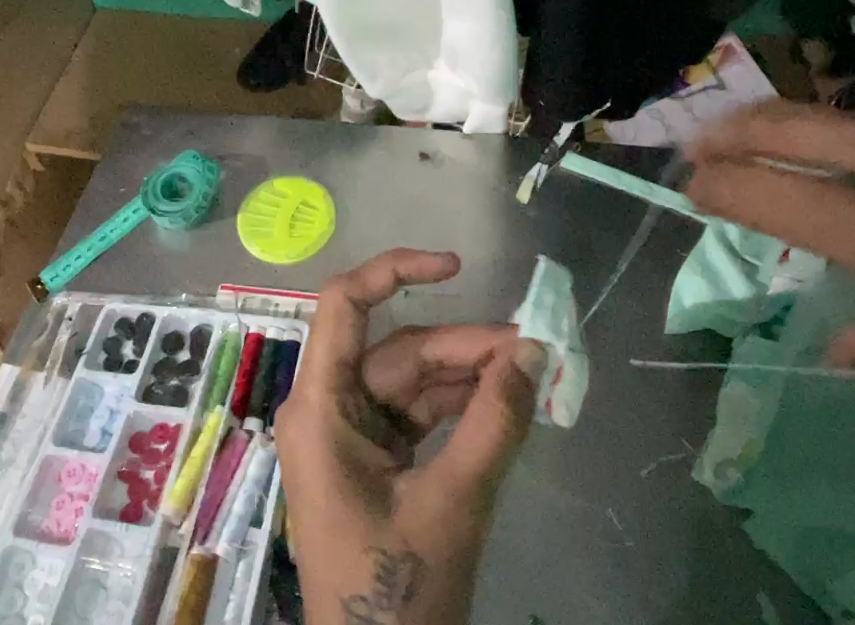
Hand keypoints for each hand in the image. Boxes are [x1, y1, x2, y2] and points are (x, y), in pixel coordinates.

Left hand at [277, 250, 546, 624]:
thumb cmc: (397, 588)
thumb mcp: (454, 502)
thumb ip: (494, 422)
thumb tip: (535, 352)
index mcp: (320, 407)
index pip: (344, 306)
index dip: (395, 271)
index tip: (457, 266)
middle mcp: (326, 409)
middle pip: (394, 350)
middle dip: (463, 346)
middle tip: (534, 349)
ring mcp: (349, 436)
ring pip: (409, 382)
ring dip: (468, 377)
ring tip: (530, 375)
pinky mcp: (372, 461)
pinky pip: (414, 415)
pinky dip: (458, 408)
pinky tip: (504, 403)